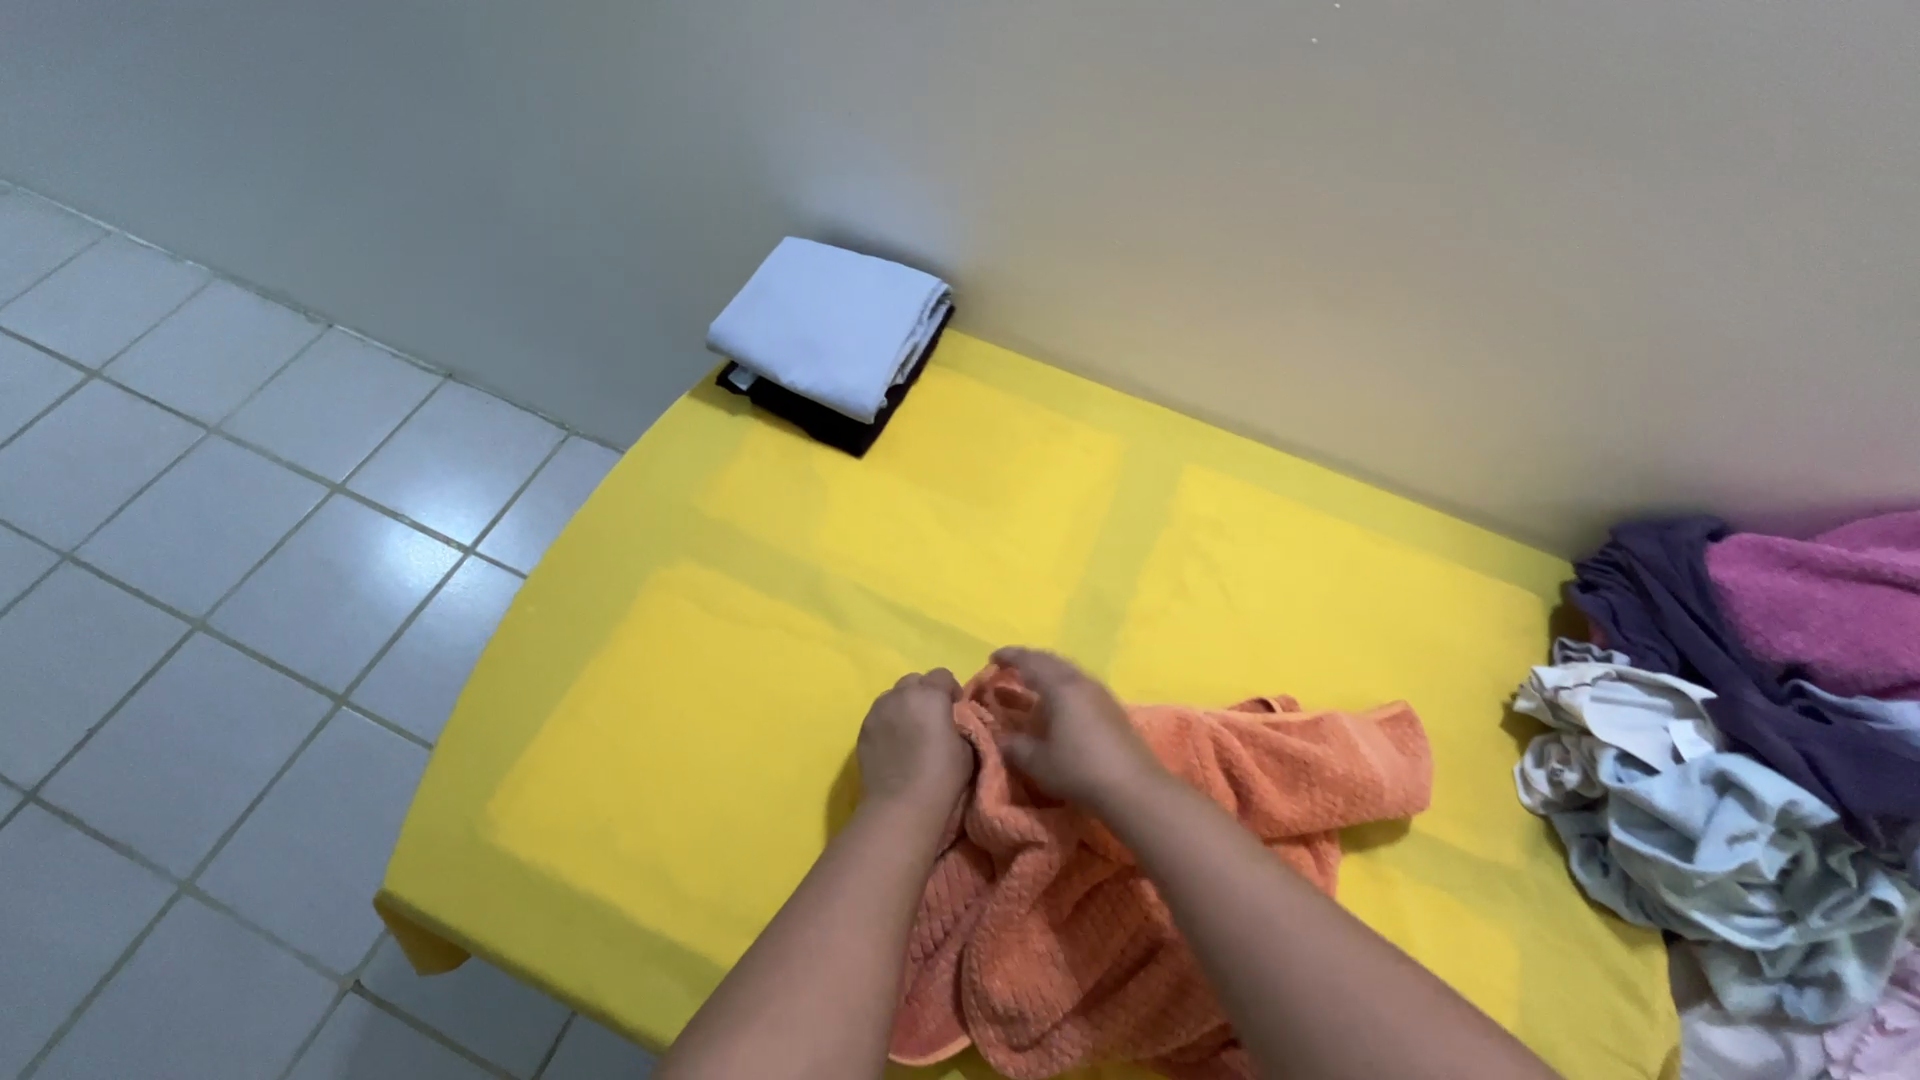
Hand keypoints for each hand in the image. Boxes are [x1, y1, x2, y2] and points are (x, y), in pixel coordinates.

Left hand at [855, 669, 972, 813]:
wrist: (900, 804)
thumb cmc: (941, 776)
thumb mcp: (967, 748)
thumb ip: (960, 724)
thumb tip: (953, 720)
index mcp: (930, 695)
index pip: (942, 675)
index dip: (951, 689)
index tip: (955, 709)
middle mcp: (901, 695)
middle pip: (914, 680)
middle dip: (925, 693)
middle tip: (932, 717)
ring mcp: (878, 711)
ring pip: (893, 695)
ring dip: (904, 704)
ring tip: (910, 729)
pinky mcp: (863, 729)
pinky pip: (879, 714)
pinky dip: (889, 720)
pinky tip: (894, 743)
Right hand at [991, 647, 1164, 809]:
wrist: (1132, 786)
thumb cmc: (1079, 769)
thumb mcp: (1038, 762)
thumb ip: (1015, 746)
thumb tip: (1003, 738)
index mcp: (1060, 687)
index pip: (1030, 662)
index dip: (1010, 657)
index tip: (993, 658)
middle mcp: (1081, 682)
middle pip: (1051, 661)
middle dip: (1029, 661)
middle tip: (1010, 667)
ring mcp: (1100, 693)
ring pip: (1068, 671)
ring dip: (1047, 672)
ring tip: (1032, 683)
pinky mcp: (1112, 708)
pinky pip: (1080, 684)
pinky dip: (1062, 685)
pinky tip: (1058, 703)